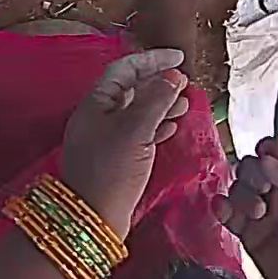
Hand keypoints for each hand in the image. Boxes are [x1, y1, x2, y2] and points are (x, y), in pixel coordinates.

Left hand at [59, 49, 190, 232]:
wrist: (93, 220)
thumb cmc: (111, 171)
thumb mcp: (136, 130)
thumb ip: (155, 100)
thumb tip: (173, 76)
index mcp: (96, 103)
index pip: (125, 68)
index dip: (153, 60)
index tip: (179, 58)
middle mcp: (98, 116)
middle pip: (131, 87)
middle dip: (158, 81)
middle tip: (185, 81)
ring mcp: (106, 138)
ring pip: (136, 110)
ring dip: (161, 103)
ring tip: (185, 103)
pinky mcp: (115, 158)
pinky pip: (138, 132)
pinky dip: (156, 125)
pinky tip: (172, 127)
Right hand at [216, 139, 277, 278]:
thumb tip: (267, 159)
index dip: (270, 148)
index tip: (266, 153)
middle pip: (253, 166)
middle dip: (253, 170)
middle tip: (264, 186)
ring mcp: (264, 214)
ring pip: (239, 186)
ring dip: (242, 192)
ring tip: (258, 213)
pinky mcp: (249, 235)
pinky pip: (227, 213)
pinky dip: (221, 206)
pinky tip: (224, 208)